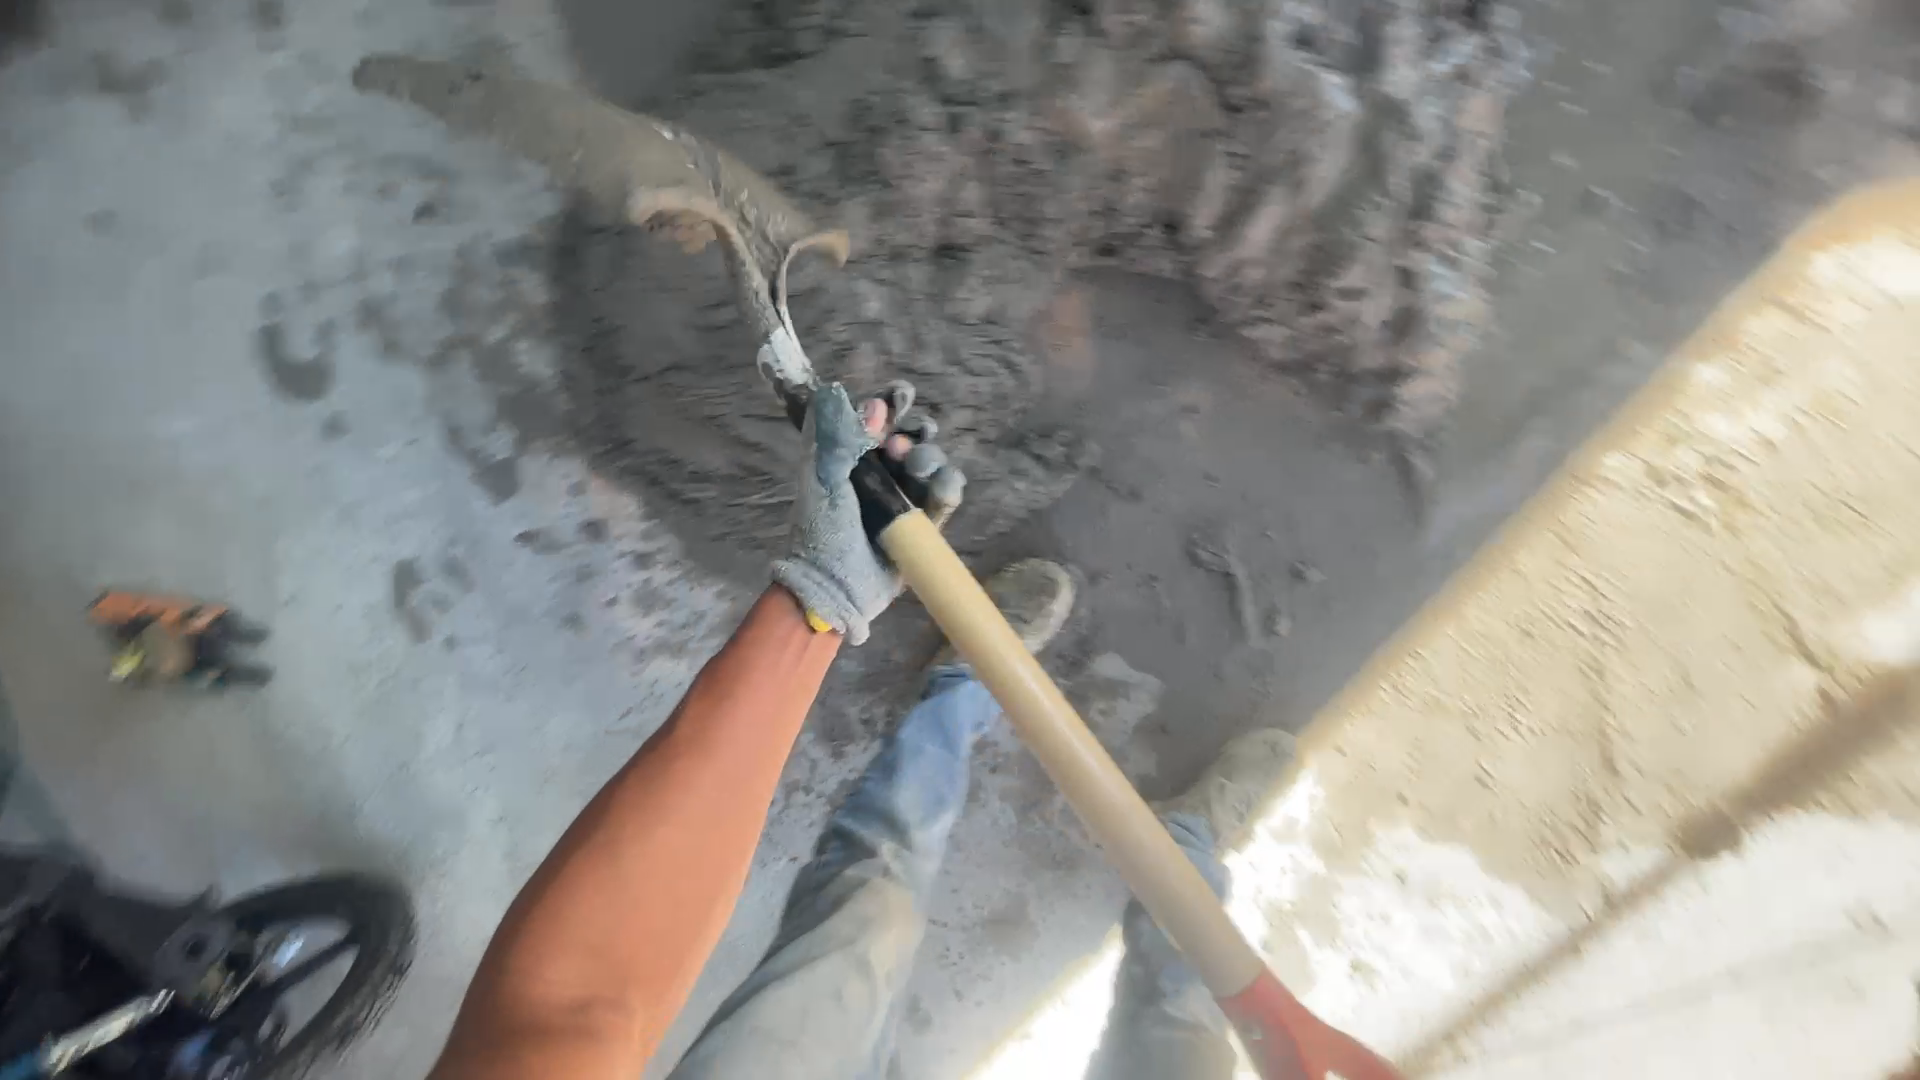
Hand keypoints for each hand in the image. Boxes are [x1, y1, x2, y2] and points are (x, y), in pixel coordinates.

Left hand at [771, 382, 964, 643]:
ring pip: (932, 463)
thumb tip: (875, 405)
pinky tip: (941, 487)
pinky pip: (945, 496)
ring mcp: (905, 499)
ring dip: (929, 457)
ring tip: (914, 468)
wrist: (836, 587)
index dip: (892, 404)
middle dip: (915, 432)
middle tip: (901, 445)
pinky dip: (948, 486)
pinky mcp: (924, 524)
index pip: (878, 421)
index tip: (901, 395)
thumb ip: (844, 438)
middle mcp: (881, 474)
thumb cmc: (821, 532)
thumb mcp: (823, 478)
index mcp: (852, 458)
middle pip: (912, 438)